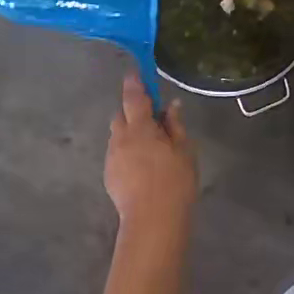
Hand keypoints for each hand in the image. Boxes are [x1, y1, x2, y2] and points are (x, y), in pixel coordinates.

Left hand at [104, 71, 197, 230]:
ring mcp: (111, 157)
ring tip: (150, 148)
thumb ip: (176, 126)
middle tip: (153, 120)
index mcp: (139, 128)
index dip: (134, 83)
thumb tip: (171, 106)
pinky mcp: (109, 175)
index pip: (133, 97)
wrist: (152, 220)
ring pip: (117, 136)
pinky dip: (127, 152)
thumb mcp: (185, 151)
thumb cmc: (175, 182)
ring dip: (129, 134)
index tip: (136, 73)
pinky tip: (142, 167)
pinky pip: (117, 154)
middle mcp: (120, 138)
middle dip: (132, 112)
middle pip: (121, 115)